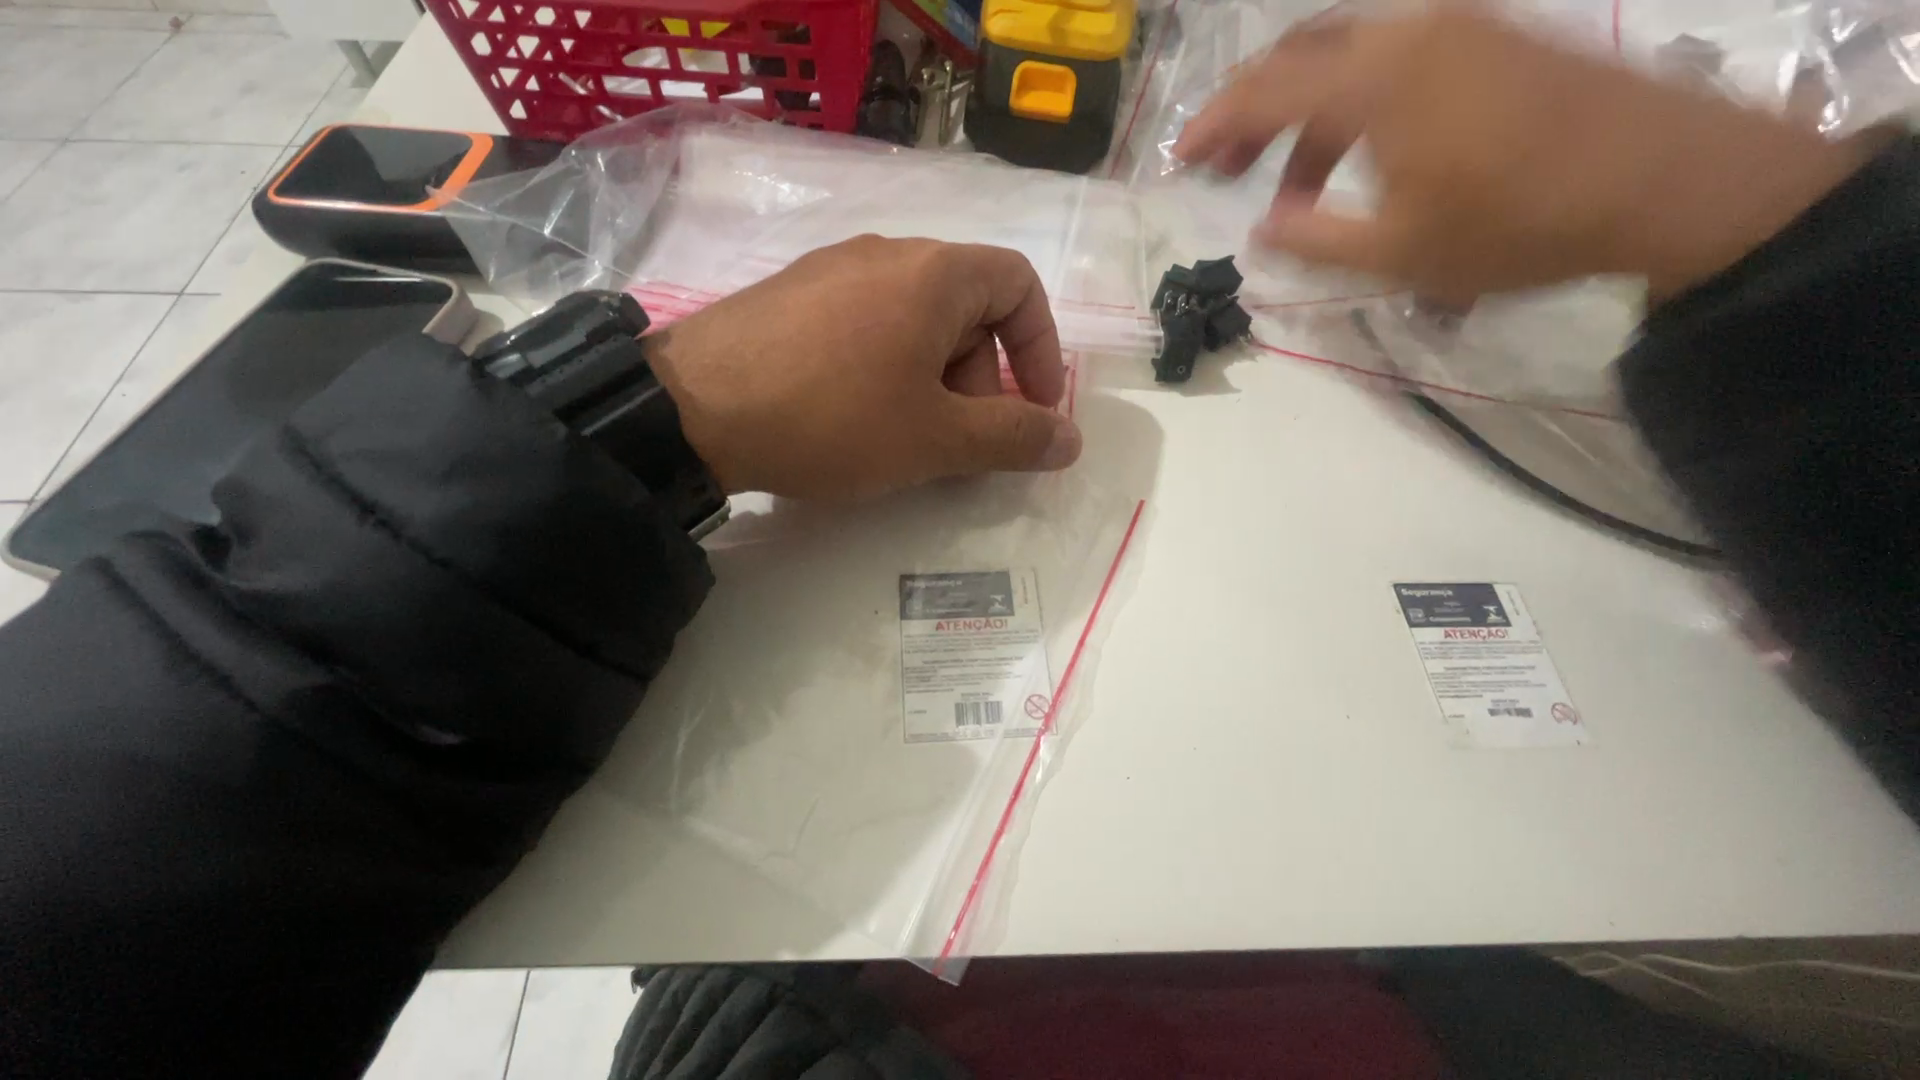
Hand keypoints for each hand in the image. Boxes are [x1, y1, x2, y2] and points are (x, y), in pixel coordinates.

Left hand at [647, 236, 1081, 500]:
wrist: (692, 410)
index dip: (1041, 350)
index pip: (1020, 285)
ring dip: (933, 379)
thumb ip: (1013, 437)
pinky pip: (864, 324)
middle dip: (981, 379)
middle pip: (966, 306)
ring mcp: (831, 269)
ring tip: (905, 440)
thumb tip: (1071, 440)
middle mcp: (886, 252)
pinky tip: (853, 418)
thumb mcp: (936, 438)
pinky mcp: (790, 295)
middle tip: (960, 442)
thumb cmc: (835, 418)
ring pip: (914, 319)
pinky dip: (885, 368)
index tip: (1032, 411)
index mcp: (935, 272)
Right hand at [1174, 4, 1875, 302]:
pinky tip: (1358, 155)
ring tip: (1291, 183)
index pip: (1264, 89)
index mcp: (1376, 80)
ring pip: (1348, 55)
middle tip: (1222, 166)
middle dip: (1250, 111)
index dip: (1212, 124)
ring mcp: (1456, 27)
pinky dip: (1354, 103)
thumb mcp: (1394, 252)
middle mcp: (1409, 33)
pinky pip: (1394, 57)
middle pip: (1300, 55)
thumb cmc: (1515, 225)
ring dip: (1304, 114)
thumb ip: (1311, 239)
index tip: (1180, 160)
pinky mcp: (1490, 39)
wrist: (1663, 180)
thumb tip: (1259, 229)